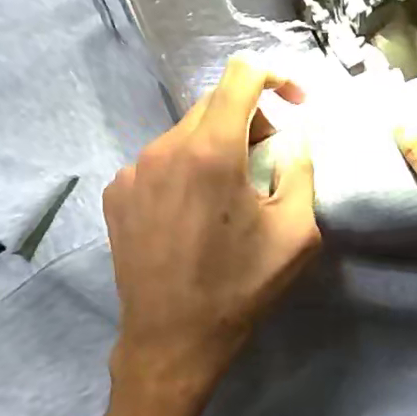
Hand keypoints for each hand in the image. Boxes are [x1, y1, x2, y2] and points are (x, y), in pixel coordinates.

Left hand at [103, 55, 320, 415]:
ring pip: (186, 133)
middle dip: (250, 120)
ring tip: (228, 196)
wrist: (172, 339)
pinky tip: (192, 213)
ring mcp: (133, 170)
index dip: (276, 77)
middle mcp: (165, 147)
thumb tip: (292, 139)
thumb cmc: (241, 287)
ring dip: (216, 146)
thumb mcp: (297, 232)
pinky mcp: (115, 194)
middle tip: (268, 162)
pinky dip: (185, 170)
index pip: (241, 75)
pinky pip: (160, 161)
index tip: (295, 103)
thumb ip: (301, 170)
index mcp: (212, 150)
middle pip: (214, 104)